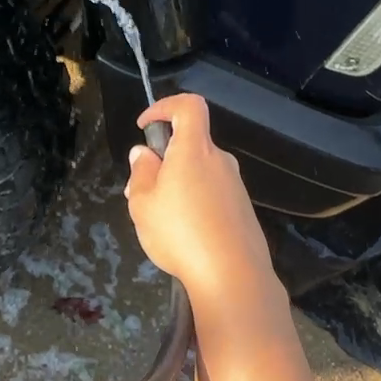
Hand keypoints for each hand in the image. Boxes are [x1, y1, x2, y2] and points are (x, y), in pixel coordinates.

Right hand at [125, 94, 275, 308]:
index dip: (165, 107)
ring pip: (197, 172)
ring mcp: (234, 185)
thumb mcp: (142, 203)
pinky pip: (210, 193)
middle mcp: (219, 161)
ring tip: (157, 220)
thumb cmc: (179, 232)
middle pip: (189, 145)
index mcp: (193, 151)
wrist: (231, 274)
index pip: (188, 107)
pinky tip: (181, 234)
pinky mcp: (241, 208)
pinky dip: (191, 202)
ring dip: (174, 185)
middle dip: (161, 161)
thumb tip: (144, 153)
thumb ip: (141, 173)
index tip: (145, 126)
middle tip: (139, 192)